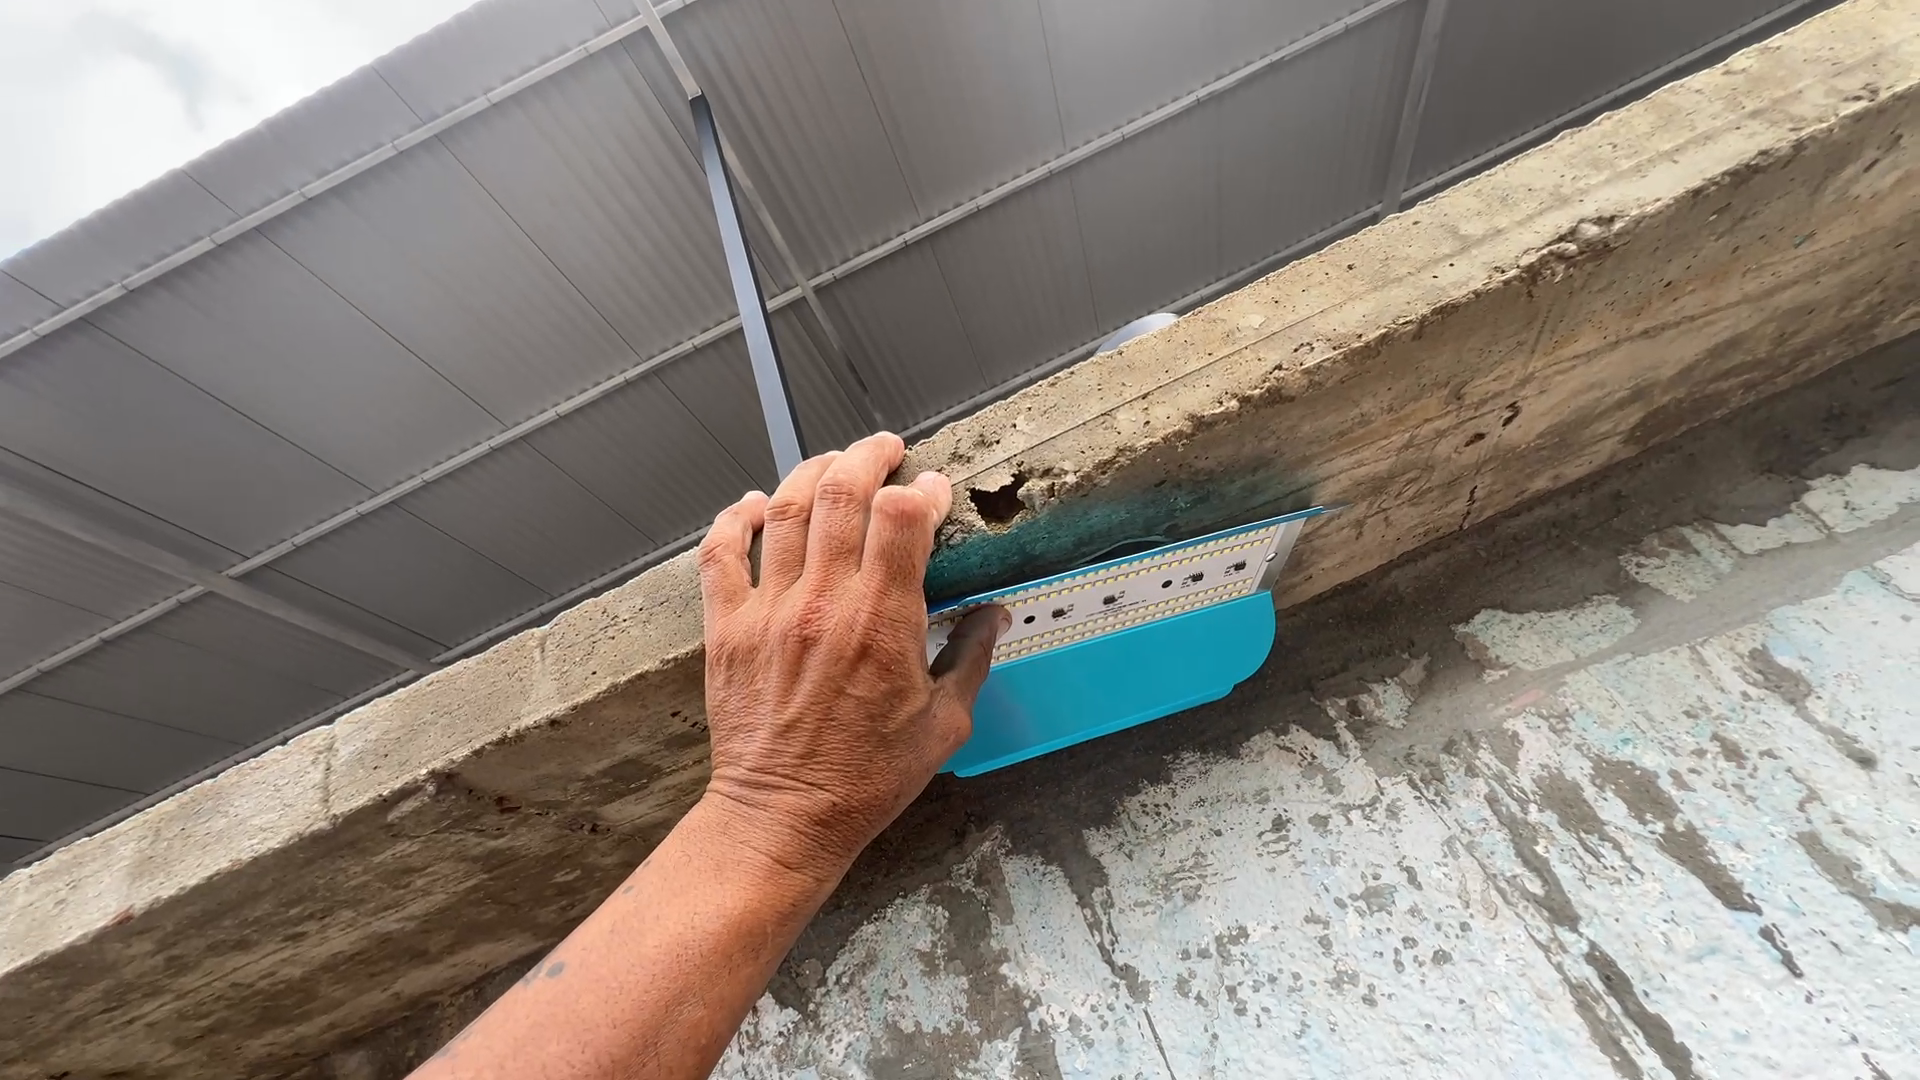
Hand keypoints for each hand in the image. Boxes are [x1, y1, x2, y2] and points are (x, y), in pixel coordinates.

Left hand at [695, 432, 1007, 883]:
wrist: (783, 817)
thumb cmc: (867, 777)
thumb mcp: (944, 724)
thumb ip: (973, 658)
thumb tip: (994, 615)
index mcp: (883, 622)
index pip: (903, 519)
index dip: (924, 492)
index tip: (935, 494)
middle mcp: (824, 603)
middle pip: (841, 494)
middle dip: (868, 457)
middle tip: (885, 450)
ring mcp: (769, 611)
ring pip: (784, 509)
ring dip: (812, 472)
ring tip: (833, 462)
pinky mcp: (728, 628)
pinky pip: (721, 553)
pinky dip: (733, 519)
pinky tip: (752, 504)